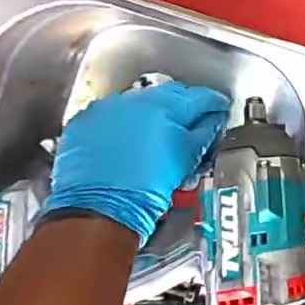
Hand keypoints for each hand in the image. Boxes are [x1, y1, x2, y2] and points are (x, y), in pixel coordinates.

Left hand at [41, 81, 231, 240]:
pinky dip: (124, 124)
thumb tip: (214, 121)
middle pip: (170, 95)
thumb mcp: (187, 159)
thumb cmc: (146, 187)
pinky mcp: (85, 121)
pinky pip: (113, 114)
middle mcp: (135, 99)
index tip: (219, 109)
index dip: (214, 104)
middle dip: (183, 108)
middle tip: (192, 125)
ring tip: (158, 138)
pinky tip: (129, 144)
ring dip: (153, 115)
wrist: (99, 209)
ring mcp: (108, 108)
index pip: (200, 96)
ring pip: (140, 103)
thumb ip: (206, 133)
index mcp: (166, 104)